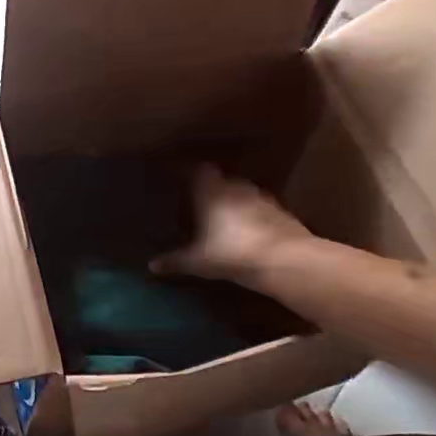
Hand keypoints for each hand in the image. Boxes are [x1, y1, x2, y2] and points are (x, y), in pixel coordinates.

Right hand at [153, 165, 311, 283]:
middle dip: (213, 189)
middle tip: (201, 202)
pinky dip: (253, 216)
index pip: (200, 171)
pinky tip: (249, 231)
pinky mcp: (282, 212)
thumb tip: (151, 265)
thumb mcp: (197, 262)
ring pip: (243, 194)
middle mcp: (237, 188)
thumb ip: (175, 261)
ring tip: (225, 217)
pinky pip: (261, 209)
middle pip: (222, 181)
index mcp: (213, 193)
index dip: (192, 172)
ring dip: (235, 202)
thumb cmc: (231, 254)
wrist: (284, 260)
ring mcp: (263, 198)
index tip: (183, 177)